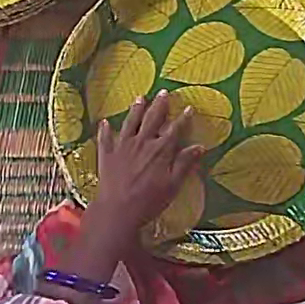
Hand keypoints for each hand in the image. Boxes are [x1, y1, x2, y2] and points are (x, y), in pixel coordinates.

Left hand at [87, 91, 205, 251]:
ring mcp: (123, 146)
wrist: (117, 210)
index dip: (183, 118)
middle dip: (159, 105)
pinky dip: (105, 130)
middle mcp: (142, 142)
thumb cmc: (149, 200)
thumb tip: (200, 146)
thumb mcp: (173, 185)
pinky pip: (106, 138)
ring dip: (136, 109)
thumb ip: (185, 164)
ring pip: (130, 123)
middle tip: (163, 92)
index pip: (175, 129)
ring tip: (140, 98)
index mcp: (160, 150)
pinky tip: (104, 122)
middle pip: (152, 119)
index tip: (189, 107)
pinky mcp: (107, 154)